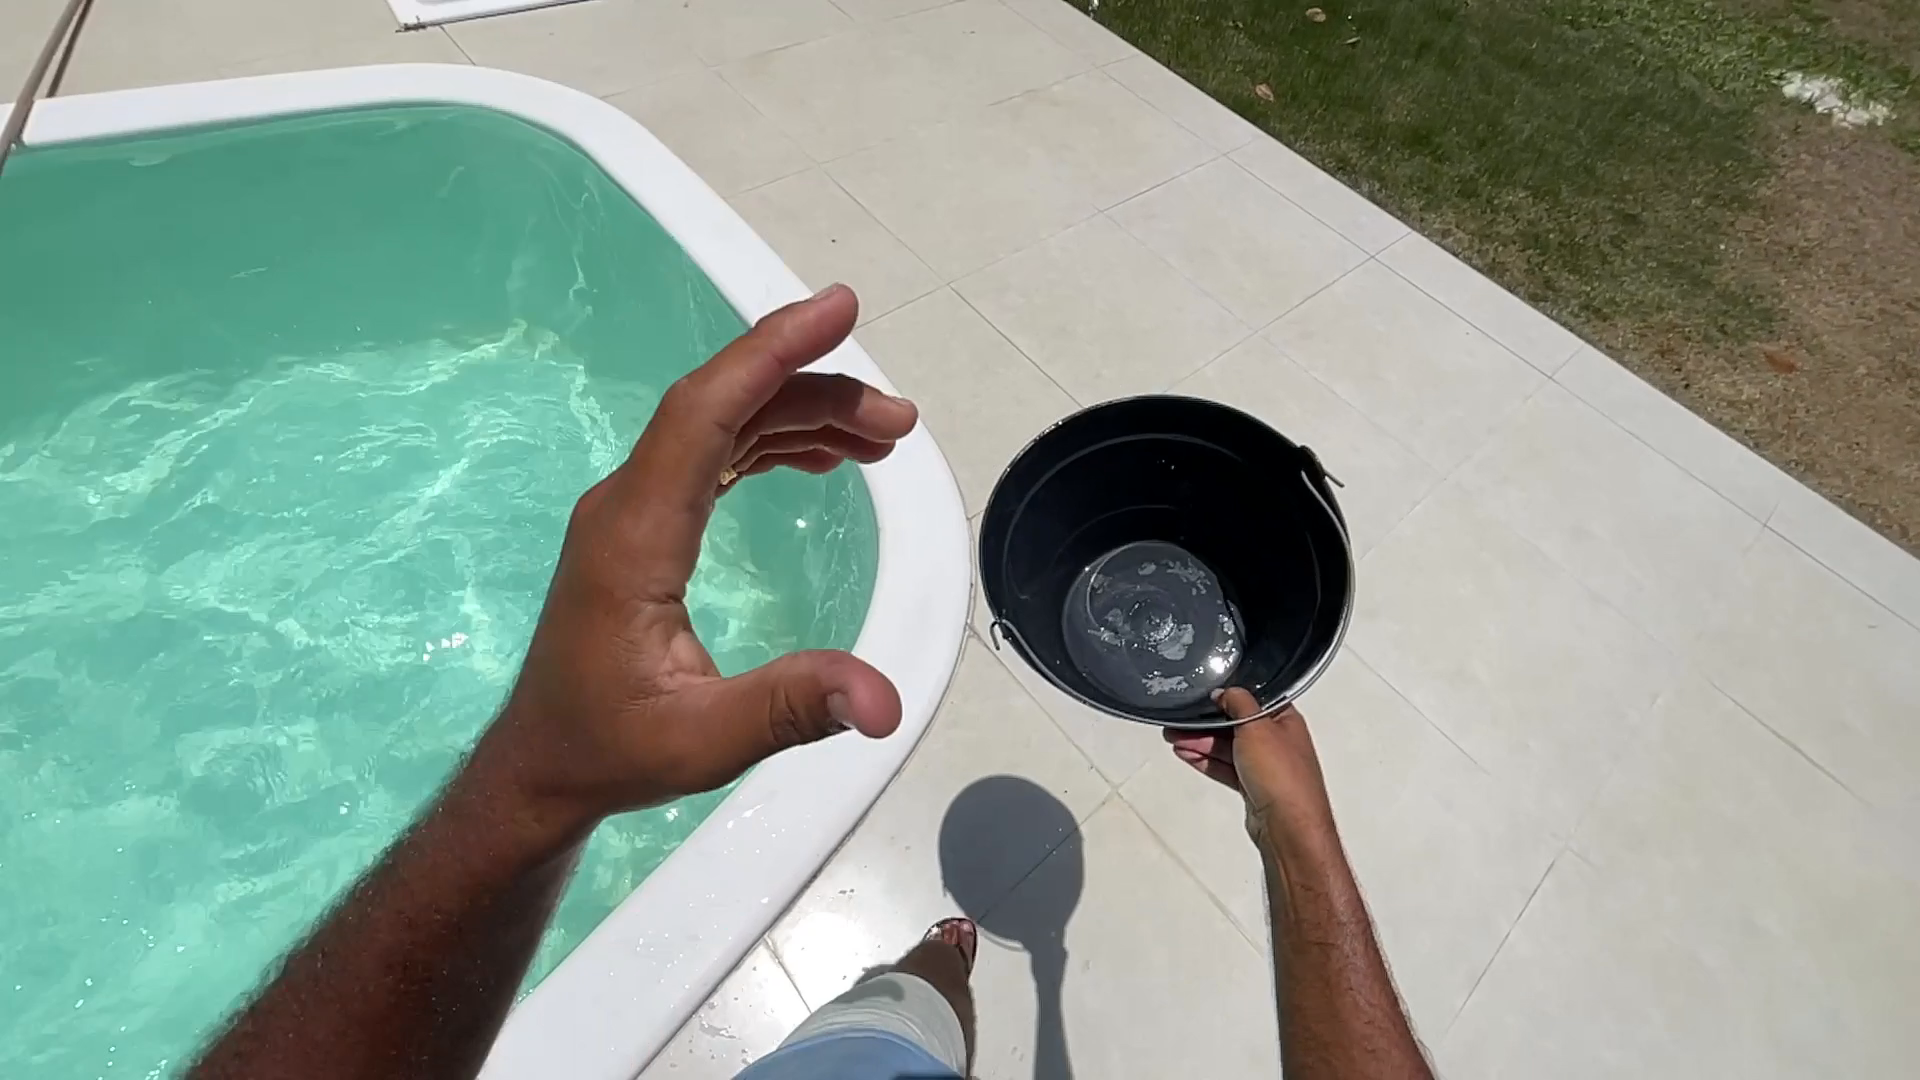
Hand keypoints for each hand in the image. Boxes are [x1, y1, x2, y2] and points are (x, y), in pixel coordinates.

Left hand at [473, 284, 917, 838]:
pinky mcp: (655, 522)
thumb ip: (794, 708)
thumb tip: (886, 701)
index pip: (705, 412)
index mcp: (638, 532)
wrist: (546, 763)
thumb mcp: (707, 740)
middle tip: (899, 420)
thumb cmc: (614, 748)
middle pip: (727, 407)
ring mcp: (641, 506)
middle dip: (816, 392)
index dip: (772, 352)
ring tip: (881, 436)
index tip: (841, 309)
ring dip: (805, 415)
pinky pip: (721, 454)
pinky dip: (779, 442)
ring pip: (729, 425)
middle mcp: (634, 500)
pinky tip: (823, 455)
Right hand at [1164, 688, 1335, 847]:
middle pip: (1234, 725)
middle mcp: (1277, 741)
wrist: (1288, 827)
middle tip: (1179, 723)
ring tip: (1175, 739)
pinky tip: (1187, 755)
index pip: (1251, 700)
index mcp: (1285, 720)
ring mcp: (1264, 765)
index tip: (1203, 698)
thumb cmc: (1283, 779)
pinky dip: (1205, 761)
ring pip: (1226, 747)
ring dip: (1200, 742)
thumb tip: (1226, 692)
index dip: (1226, 697)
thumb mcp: (1256, 726)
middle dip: (1204, 724)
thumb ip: (1238, 703)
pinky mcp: (1252, 785)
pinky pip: (1224, 767)